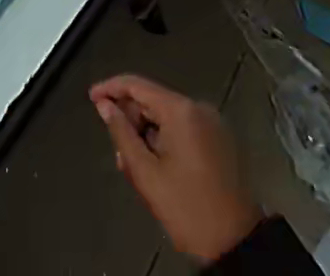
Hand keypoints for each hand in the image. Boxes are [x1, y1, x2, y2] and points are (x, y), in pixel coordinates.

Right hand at [91, 74, 262, 262]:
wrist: (238, 244)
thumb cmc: (187, 208)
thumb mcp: (146, 173)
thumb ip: (121, 133)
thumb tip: (104, 106)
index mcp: (181, 111)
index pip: (137, 85)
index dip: (110, 88)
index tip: (91, 98)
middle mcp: (198, 108)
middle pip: (153, 100)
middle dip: (131, 120)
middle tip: (118, 151)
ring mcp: (212, 123)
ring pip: (166, 116)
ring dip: (146, 134)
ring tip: (135, 167)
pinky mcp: (219, 139)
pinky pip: (183, 128)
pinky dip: (164, 140)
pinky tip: (155, 166)